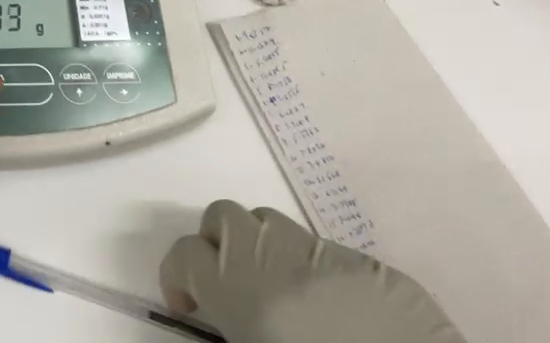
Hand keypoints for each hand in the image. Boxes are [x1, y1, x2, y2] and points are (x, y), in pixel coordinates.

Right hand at [160, 201, 466, 342]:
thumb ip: (229, 332)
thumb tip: (220, 327)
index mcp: (237, 288)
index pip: (184, 255)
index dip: (177, 278)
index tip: (190, 308)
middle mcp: (272, 255)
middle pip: (222, 218)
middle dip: (216, 245)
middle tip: (229, 287)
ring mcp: (323, 254)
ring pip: (271, 223)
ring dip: (261, 249)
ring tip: (277, 293)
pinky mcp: (372, 267)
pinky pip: (324, 253)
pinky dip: (312, 271)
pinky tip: (331, 312)